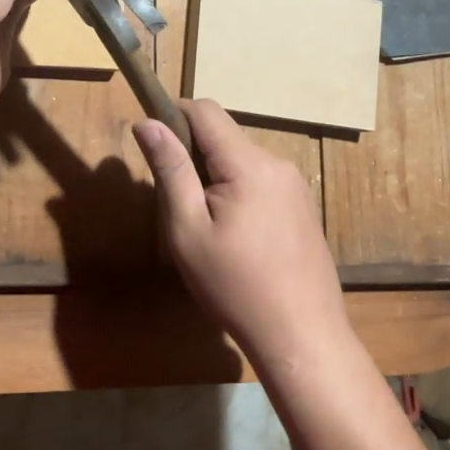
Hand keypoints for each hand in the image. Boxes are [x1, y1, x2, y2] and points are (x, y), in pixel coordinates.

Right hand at [133, 100, 347, 361]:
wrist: (302, 339)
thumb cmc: (235, 286)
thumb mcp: (188, 229)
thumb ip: (170, 170)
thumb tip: (147, 122)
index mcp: (249, 164)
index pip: (206, 110)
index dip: (172, 114)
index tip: (151, 144)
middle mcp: (277, 164)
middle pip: (223, 136)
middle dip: (192, 154)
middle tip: (174, 202)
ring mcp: (295, 187)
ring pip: (240, 160)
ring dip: (213, 177)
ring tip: (203, 227)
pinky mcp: (302, 208)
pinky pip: (259, 182)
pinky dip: (235, 193)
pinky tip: (232, 239)